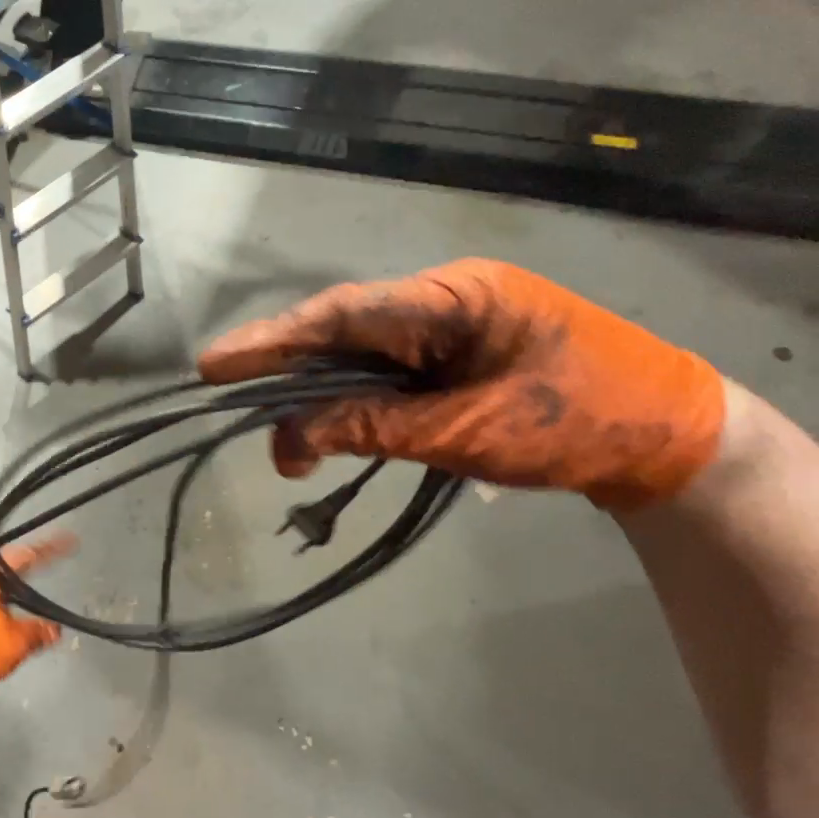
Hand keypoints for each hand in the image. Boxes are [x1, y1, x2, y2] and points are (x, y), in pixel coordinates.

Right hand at [197, 258, 727, 509]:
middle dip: (285, 373)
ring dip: (315, 400)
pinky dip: (345, 407)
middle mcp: (443, 301)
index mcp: (456, 298)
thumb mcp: (464, 433)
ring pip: (354, 356)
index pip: (344, 314)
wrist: (668, 440)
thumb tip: (283, 442)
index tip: (213, 365)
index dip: (273, 340)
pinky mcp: (447, 356)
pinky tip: (324, 436)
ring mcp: (446, 327)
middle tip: (233, 406)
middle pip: (339, 331)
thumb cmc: (577, 424)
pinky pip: (378, 374)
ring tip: (289, 454)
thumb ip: (369, 428)